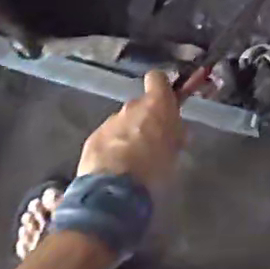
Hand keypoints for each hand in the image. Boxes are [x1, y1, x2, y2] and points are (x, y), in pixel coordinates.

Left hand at [76, 70, 185, 192]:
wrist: (116, 190)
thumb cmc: (156, 166)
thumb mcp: (177, 147)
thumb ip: (175, 131)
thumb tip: (174, 128)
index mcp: (156, 104)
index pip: (157, 78)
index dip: (161, 86)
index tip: (165, 98)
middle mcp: (131, 107)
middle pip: (139, 106)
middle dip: (145, 119)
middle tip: (151, 141)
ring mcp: (109, 122)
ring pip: (122, 123)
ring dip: (128, 135)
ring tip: (131, 159)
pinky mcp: (92, 139)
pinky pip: (107, 138)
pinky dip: (112, 148)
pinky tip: (115, 167)